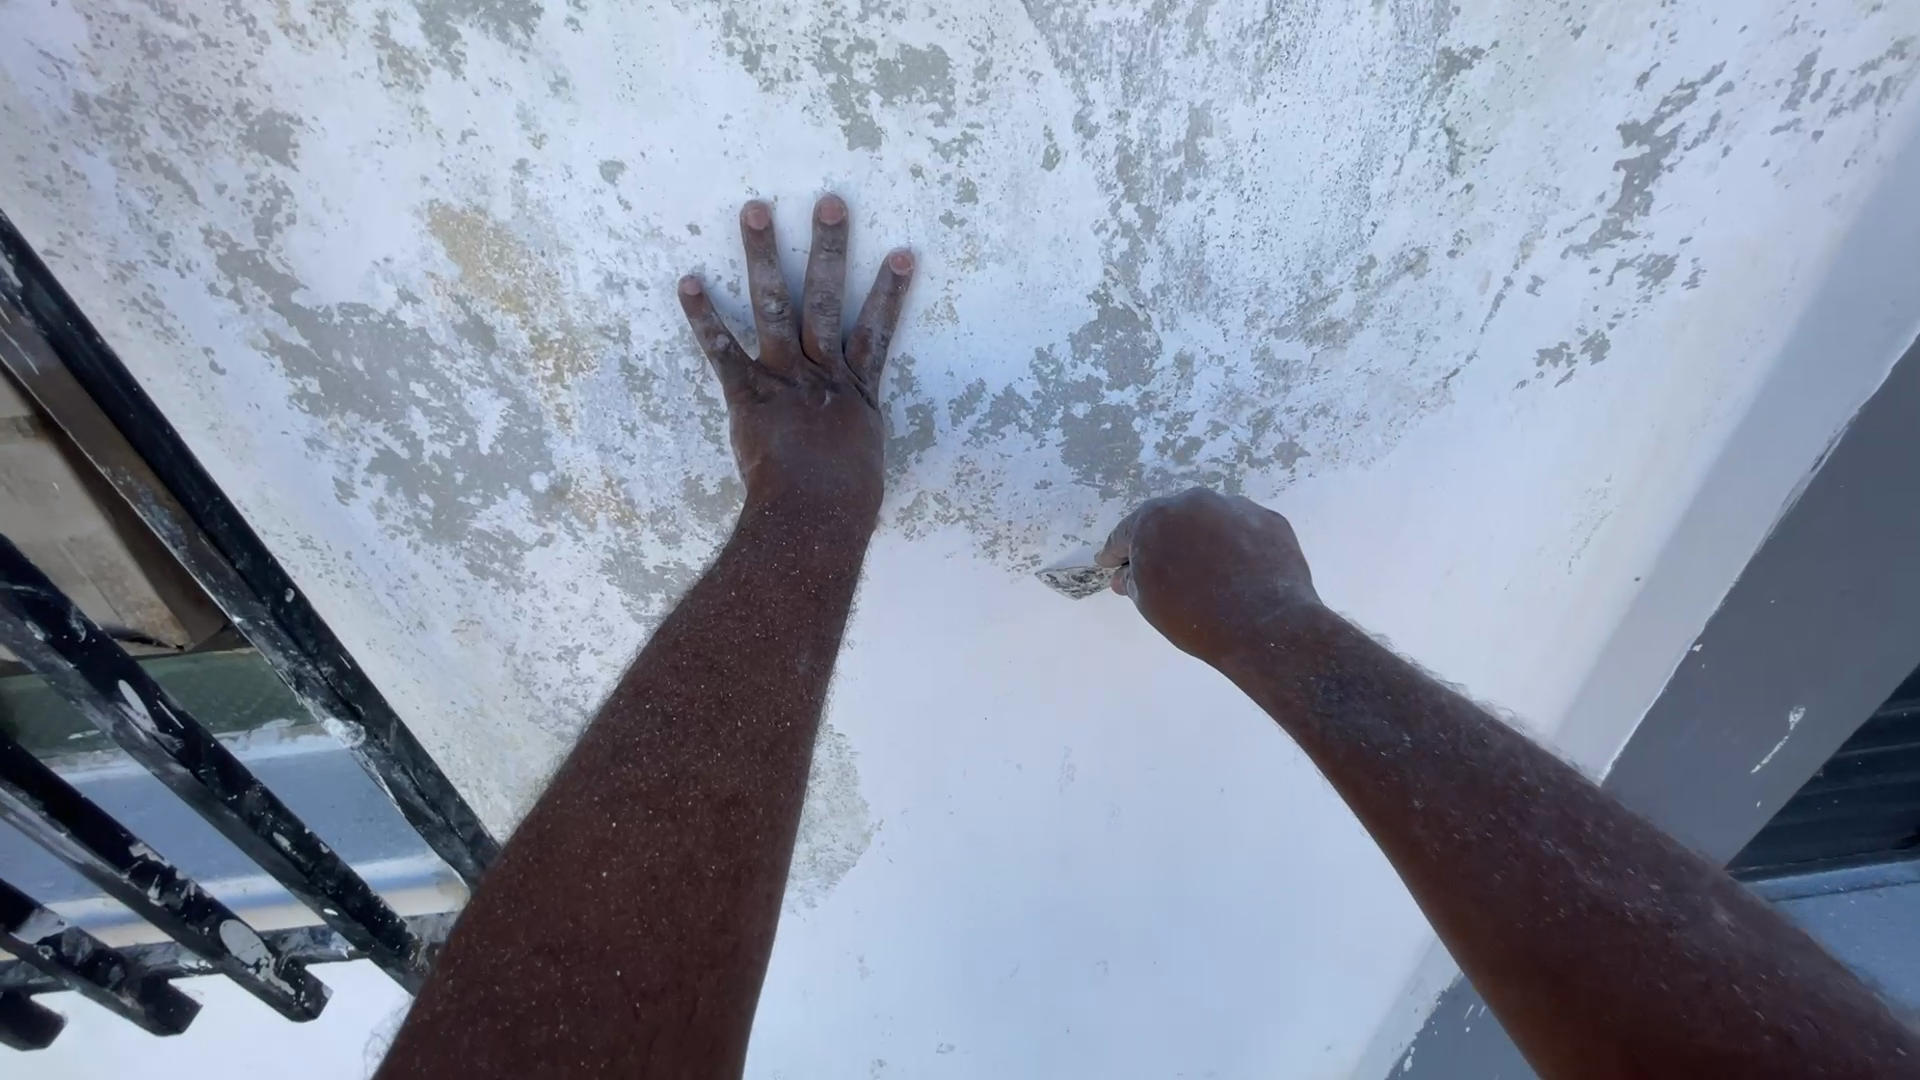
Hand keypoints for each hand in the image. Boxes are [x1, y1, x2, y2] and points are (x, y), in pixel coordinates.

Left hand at [678, 195, 913, 526]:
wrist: (816, 514)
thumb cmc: (847, 498)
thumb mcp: (863, 460)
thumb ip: (854, 435)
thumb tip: (851, 440)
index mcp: (856, 390)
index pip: (877, 331)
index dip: (889, 292)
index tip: (902, 252)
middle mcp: (822, 372)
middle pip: (825, 300)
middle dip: (829, 250)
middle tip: (829, 203)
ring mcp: (784, 379)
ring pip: (774, 308)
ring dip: (763, 257)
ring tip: (755, 210)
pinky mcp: (748, 394)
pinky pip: (722, 351)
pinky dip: (704, 317)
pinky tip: (688, 281)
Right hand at [1097, 488, 1321, 666]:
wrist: (1265, 627)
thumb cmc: (1193, 616)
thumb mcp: (1147, 602)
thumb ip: (1131, 580)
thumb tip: (1124, 575)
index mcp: (1154, 518)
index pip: (1125, 534)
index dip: (1116, 552)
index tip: (1110, 563)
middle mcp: (1193, 502)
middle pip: (1168, 521)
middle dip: (1161, 543)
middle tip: (1160, 570)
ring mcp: (1235, 507)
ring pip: (1208, 522)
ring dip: (1201, 540)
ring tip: (1207, 571)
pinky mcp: (1269, 519)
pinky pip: (1241, 531)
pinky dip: (1235, 546)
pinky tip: (1238, 571)